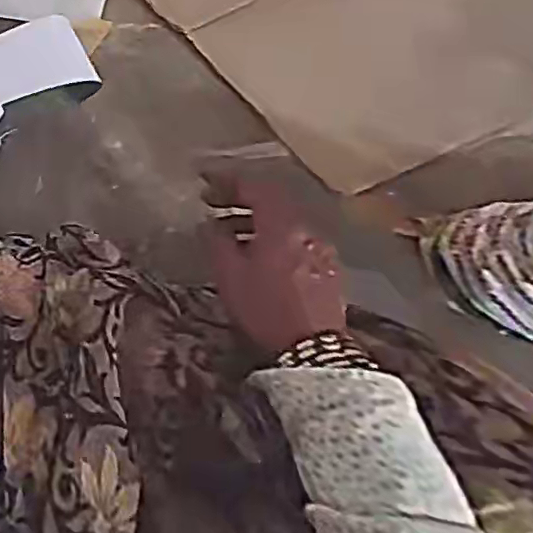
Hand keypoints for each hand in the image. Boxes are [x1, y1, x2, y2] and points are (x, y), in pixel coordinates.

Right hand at [201, 171, 346, 354]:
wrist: (314, 352)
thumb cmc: (265, 307)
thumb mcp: (229, 273)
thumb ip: (216, 240)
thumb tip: (210, 222)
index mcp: (282, 225)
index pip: (255, 187)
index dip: (227, 181)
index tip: (205, 182)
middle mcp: (306, 230)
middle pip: (272, 201)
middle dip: (240, 198)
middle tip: (212, 203)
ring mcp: (321, 249)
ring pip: (284, 221)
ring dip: (254, 219)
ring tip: (228, 231)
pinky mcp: (327, 268)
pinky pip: (294, 239)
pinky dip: (271, 236)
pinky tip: (255, 253)